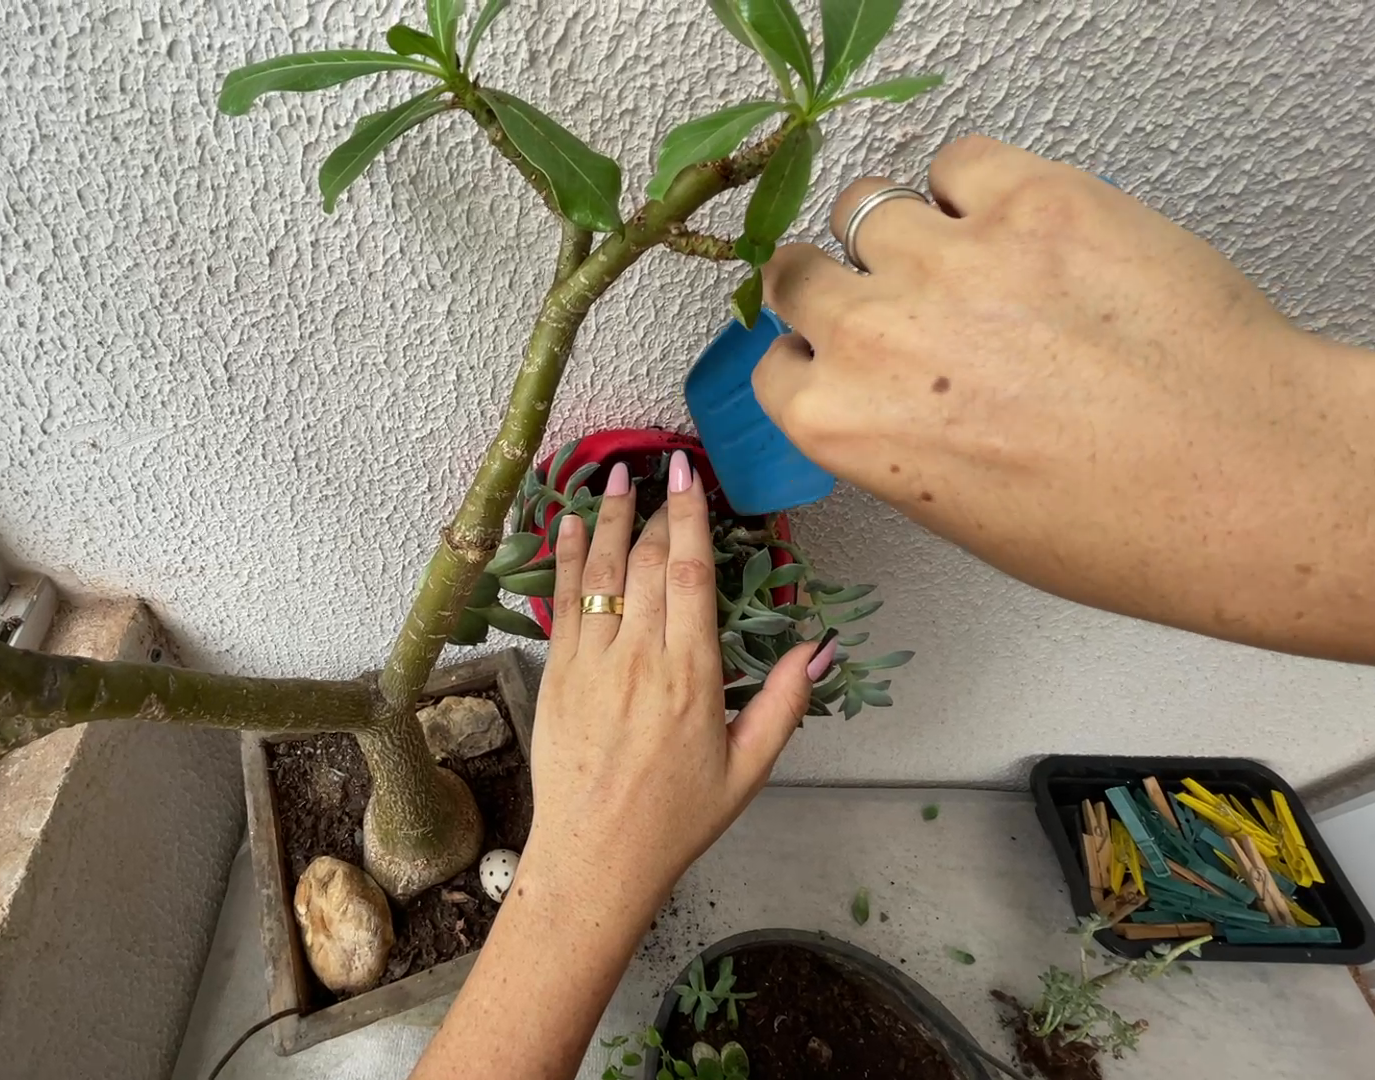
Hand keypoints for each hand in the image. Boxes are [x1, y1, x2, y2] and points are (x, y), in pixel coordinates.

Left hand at [518, 451, 826, 914]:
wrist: (596, 855)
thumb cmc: (676, 817)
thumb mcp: (747, 769)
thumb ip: (783, 704)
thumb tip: (817, 647)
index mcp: (692, 675)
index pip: (694, 575)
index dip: (693, 517)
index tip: (691, 474)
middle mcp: (640, 657)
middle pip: (651, 563)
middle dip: (661, 511)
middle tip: (665, 470)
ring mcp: (592, 661)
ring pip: (603, 572)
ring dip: (611, 518)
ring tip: (617, 475)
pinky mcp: (557, 671)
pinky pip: (563, 602)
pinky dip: (566, 558)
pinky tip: (571, 524)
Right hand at [752, 136, 1374, 675]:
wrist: (1234, 479)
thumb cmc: (1091, 522)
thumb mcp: (936, 501)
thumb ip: (879, 430)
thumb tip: (880, 382)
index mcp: (832, 421)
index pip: (774, 362)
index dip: (807, 355)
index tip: (832, 349)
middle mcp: (866, 336)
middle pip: (794, 274)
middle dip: (826, 285)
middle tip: (877, 294)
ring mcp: (941, 262)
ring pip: (864, 206)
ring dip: (892, 230)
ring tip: (947, 253)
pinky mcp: (1030, 201)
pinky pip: (957, 160)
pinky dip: (969, 183)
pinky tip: (1001, 219)